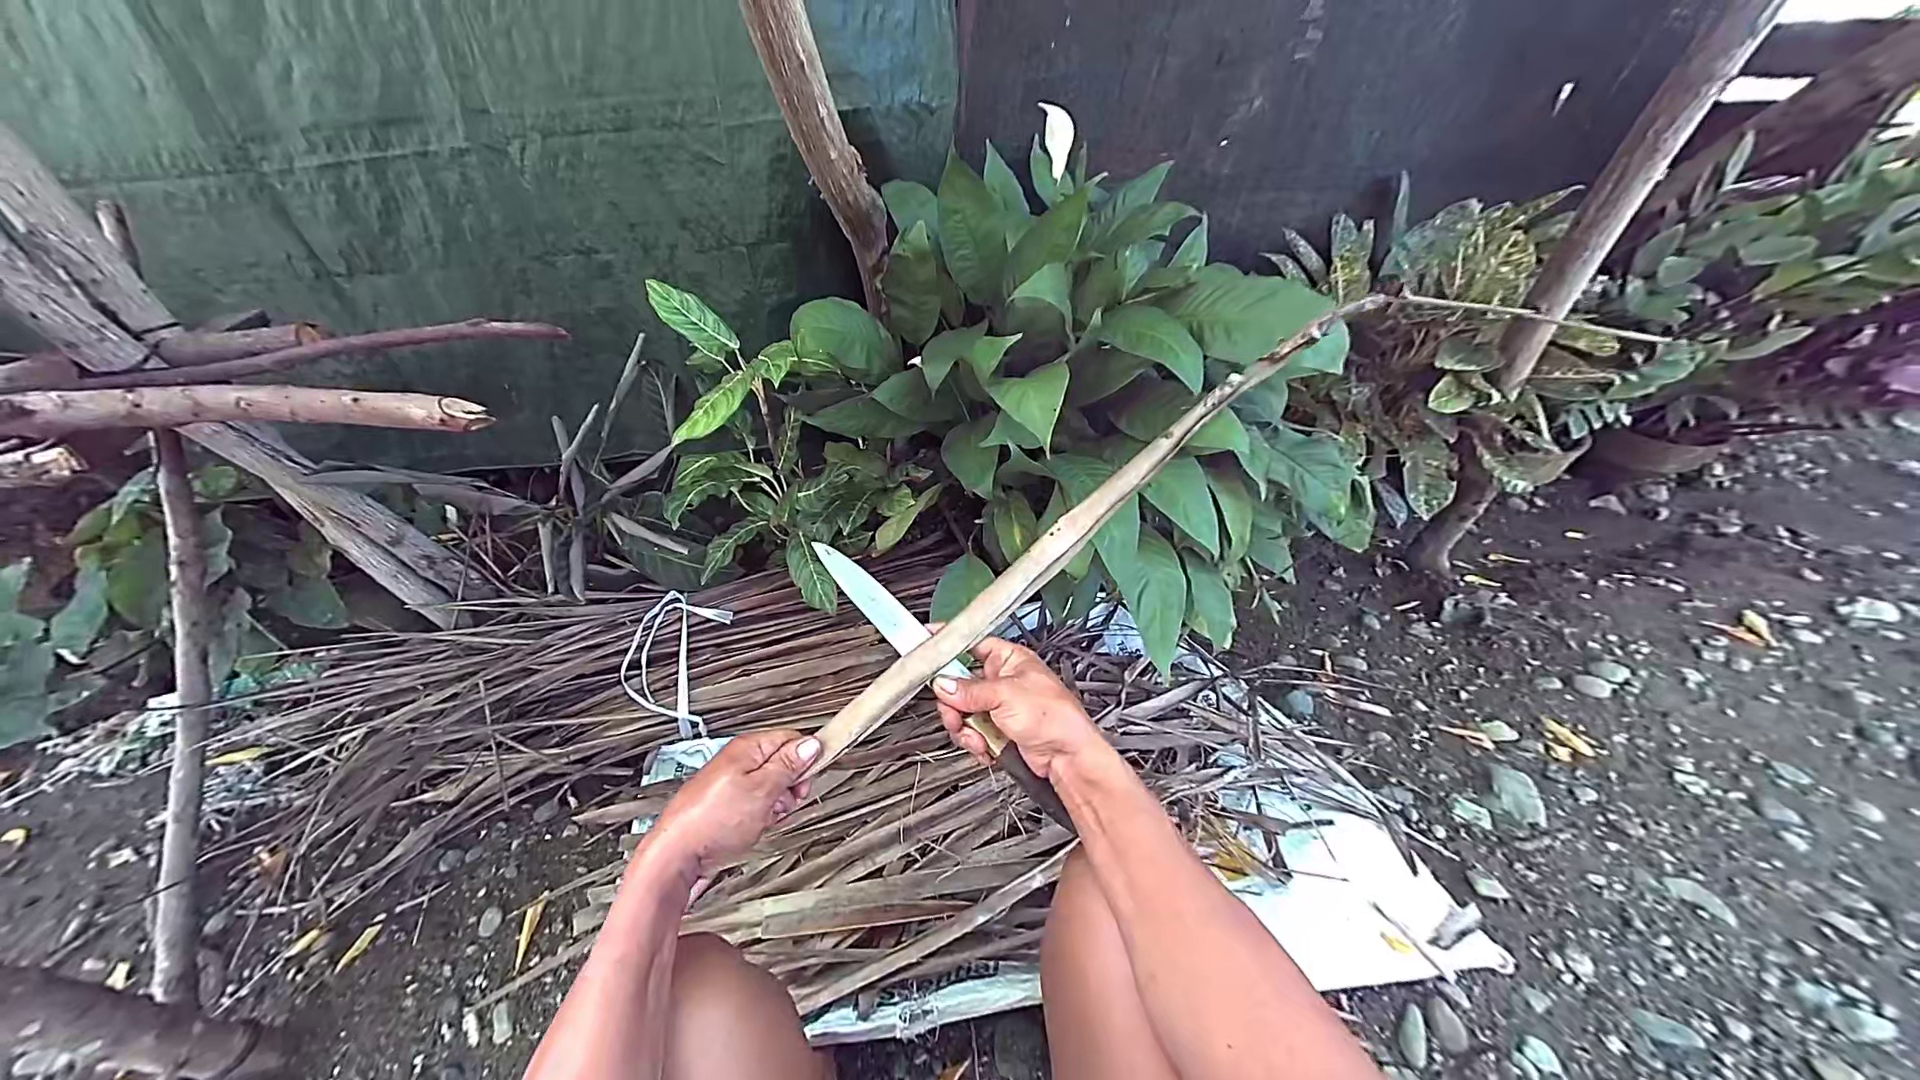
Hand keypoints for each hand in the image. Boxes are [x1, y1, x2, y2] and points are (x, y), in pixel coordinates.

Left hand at [645, 730, 818, 878]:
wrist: (676, 857)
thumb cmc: (711, 822)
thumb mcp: (762, 790)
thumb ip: (789, 765)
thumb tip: (810, 744)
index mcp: (748, 747)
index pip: (792, 740)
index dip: (804, 761)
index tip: (805, 780)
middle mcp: (739, 761)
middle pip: (783, 764)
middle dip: (790, 786)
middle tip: (783, 802)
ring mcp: (731, 783)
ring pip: (771, 787)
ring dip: (776, 804)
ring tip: (765, 817)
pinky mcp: (727, 805)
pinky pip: (756, 804)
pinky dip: (761, 816)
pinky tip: (754, 826)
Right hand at [930, 634, 1100, 777]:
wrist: (1068, 758)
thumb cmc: (1056, 717)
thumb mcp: (1006, 695)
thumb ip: (969, 690)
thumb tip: (943, 683)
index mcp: (1009, 660)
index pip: (971, 644)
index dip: (949, 644)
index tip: (926, 644)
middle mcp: (1002, 680)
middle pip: (959, 683)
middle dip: (954, 703)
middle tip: (956, 711)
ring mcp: (999, 706)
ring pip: (961, 710)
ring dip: (964, 726)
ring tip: (976, 734)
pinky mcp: (997, 730)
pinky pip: (970, 731)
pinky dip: (973, 741)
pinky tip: (985, 745)